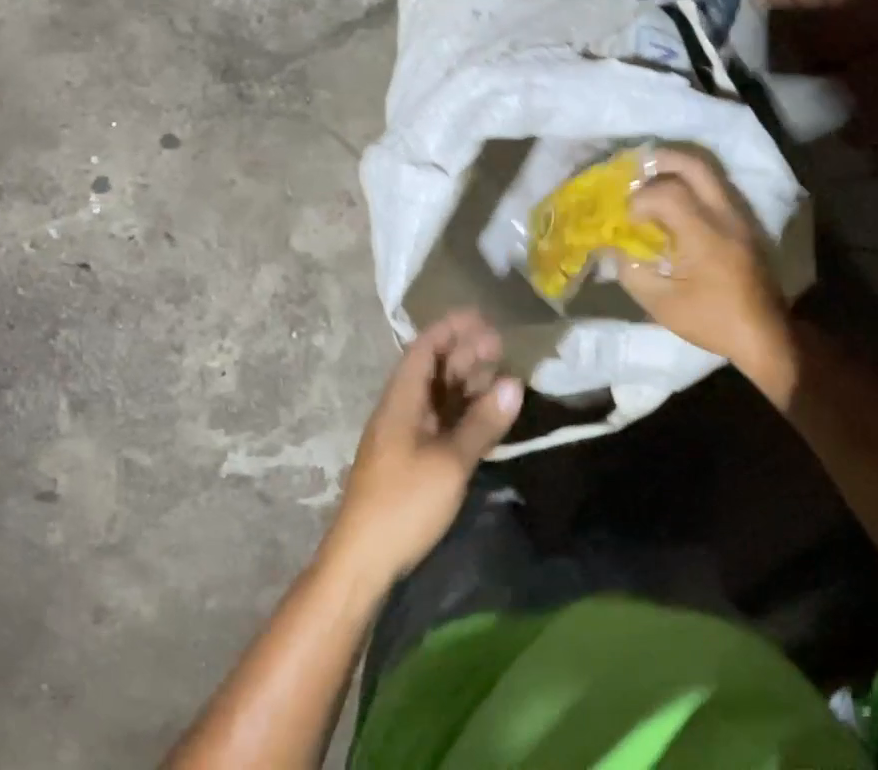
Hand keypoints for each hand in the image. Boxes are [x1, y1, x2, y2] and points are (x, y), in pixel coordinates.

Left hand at [325, 310, 522, 581]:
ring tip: (501, 370)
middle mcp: (400, 414)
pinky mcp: (412, 462)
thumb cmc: (403, 505)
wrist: (362, 561)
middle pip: (433, 372)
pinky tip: (487, 412)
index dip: (449, 330)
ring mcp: (405, 439)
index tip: (480, 316)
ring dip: (467, 382)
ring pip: (439, 398)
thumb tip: (514, 384)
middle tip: (501, 342)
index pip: (422, 352)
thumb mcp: (449, 462)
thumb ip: (482, 423)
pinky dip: (464, 412)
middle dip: (464, 353)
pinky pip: (441, 423)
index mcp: (400, 404)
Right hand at [618, 149, 795, 402]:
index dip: (640, 199)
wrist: (765, 334)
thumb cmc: (713, 320)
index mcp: (704, 233)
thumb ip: (633, 272)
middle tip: (635, 167)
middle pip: (694, 165)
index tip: (626, 218)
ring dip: (678, 170)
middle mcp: (725, 215)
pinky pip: (717, 190)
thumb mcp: (662, 304)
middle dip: (662, 160)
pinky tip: (675, 203)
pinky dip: (693, 186)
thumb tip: (615, 249)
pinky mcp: (745, 225)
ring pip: (709, 174)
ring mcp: (739, 217)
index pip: (667, 193)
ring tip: (652, 181)